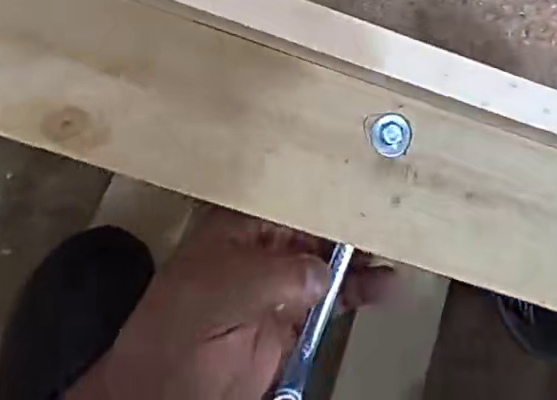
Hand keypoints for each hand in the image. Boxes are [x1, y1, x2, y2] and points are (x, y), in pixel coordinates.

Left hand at [68, 207, 394, 399]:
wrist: (160, 396)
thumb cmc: (176, 332)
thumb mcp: (222, 291)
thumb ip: (276, 274)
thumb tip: (323, 271)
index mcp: (248, 222)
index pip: (298, 191)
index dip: (331, 183)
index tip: (366, 177)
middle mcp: (272, 242)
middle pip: (325, 220)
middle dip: (357, 219)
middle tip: (392, 214)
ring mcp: (286, 278)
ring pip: (337, 256)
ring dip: (366, 255)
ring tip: (396, 250)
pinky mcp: (299, 313)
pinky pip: (338, 294)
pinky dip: (363, 289)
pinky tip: (385, 287)